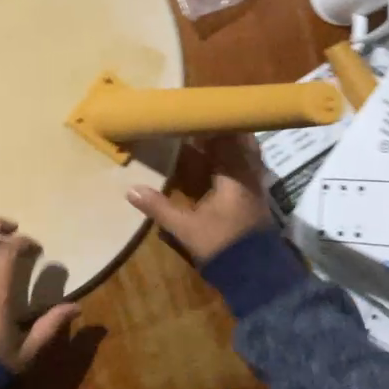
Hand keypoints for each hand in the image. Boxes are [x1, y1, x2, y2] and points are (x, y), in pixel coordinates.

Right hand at [127, 134, 274, 261]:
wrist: (254, 273)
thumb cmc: (221, 244)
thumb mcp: (185, 227)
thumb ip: (159, 207)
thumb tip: (131, 189)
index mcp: (234, 174)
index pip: (224, 137)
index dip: (209, 124)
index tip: (191, 116)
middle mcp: (249, 174)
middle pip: (241, 141)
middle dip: (222, 131)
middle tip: (200, 125)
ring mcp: (256, 186)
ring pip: (247, 155)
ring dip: (230, 145)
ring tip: (209, 141)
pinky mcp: (257, 199)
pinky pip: (248, 169)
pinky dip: (234, 162)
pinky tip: (219, 168)